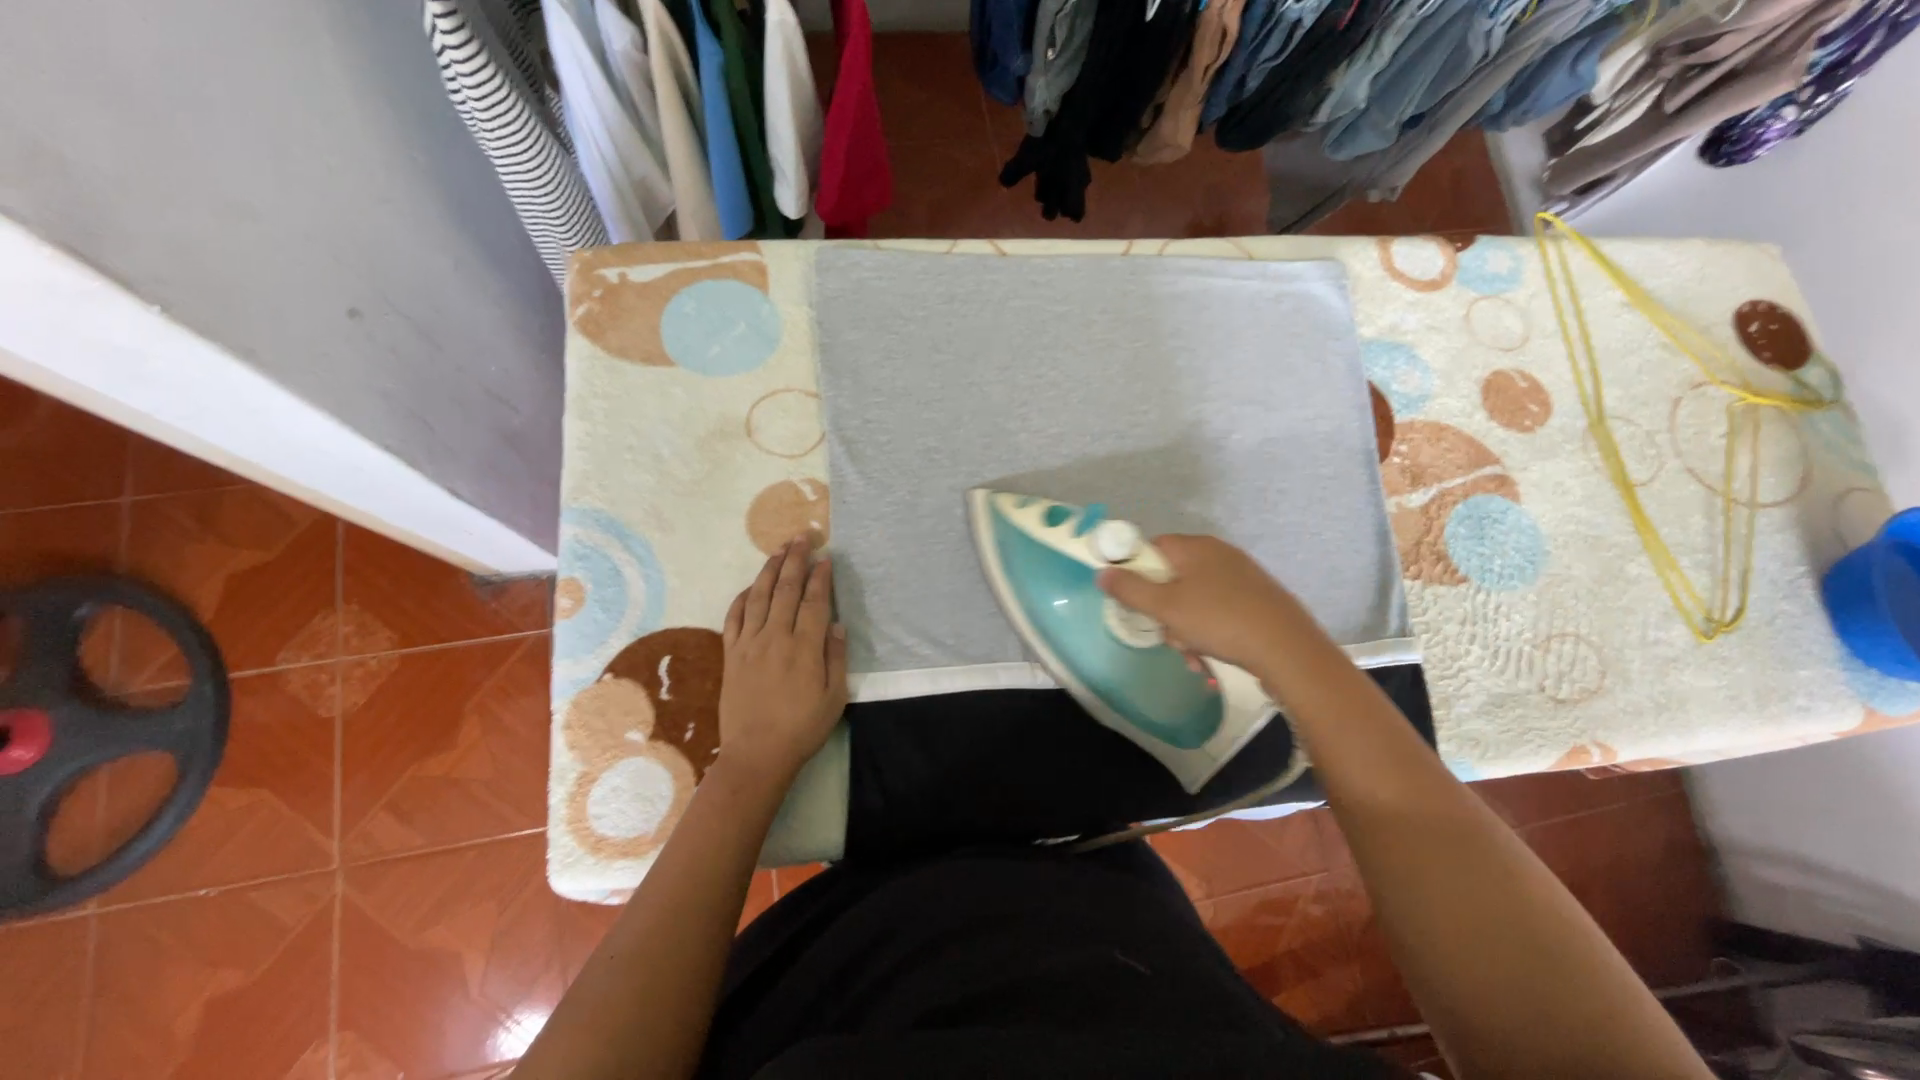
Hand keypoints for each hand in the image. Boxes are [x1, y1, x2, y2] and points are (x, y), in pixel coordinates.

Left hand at [718, 539, 848, 785]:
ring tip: (778, 550)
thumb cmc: (803, 729)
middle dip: (795, 560)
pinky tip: (749, 586)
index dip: (821, 577)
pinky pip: (734, 617)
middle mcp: (776, 637)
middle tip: (802, 537)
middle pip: (786, 589)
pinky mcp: (731, 654)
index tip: (826, 557)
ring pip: (759, 596)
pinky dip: (742, 597)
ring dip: (769, 569)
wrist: (757, 754)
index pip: (815, 601)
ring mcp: (750, 644)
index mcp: (805, 647)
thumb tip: (836, 625)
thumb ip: (836, 658)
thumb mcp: (834, 698)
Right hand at [1096, 535, 1322, 679]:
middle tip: (1166, 634)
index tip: (1134, 600)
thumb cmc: (1219, 620)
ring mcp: (1241, 578)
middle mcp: (1219, 555)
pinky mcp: (1257, 601)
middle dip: (1163, 611)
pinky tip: (1210, 659)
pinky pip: (1218, 613)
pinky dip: (1209, 635)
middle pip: (1172, 577)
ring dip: (1185, 630)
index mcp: (1196, 548)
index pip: (1153, 548)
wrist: (1286, 648)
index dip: (1137, 572)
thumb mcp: (1166, 607)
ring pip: (1195, 601)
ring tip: (1192, 657)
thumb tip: (1102, 572)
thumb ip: (1130, 589)